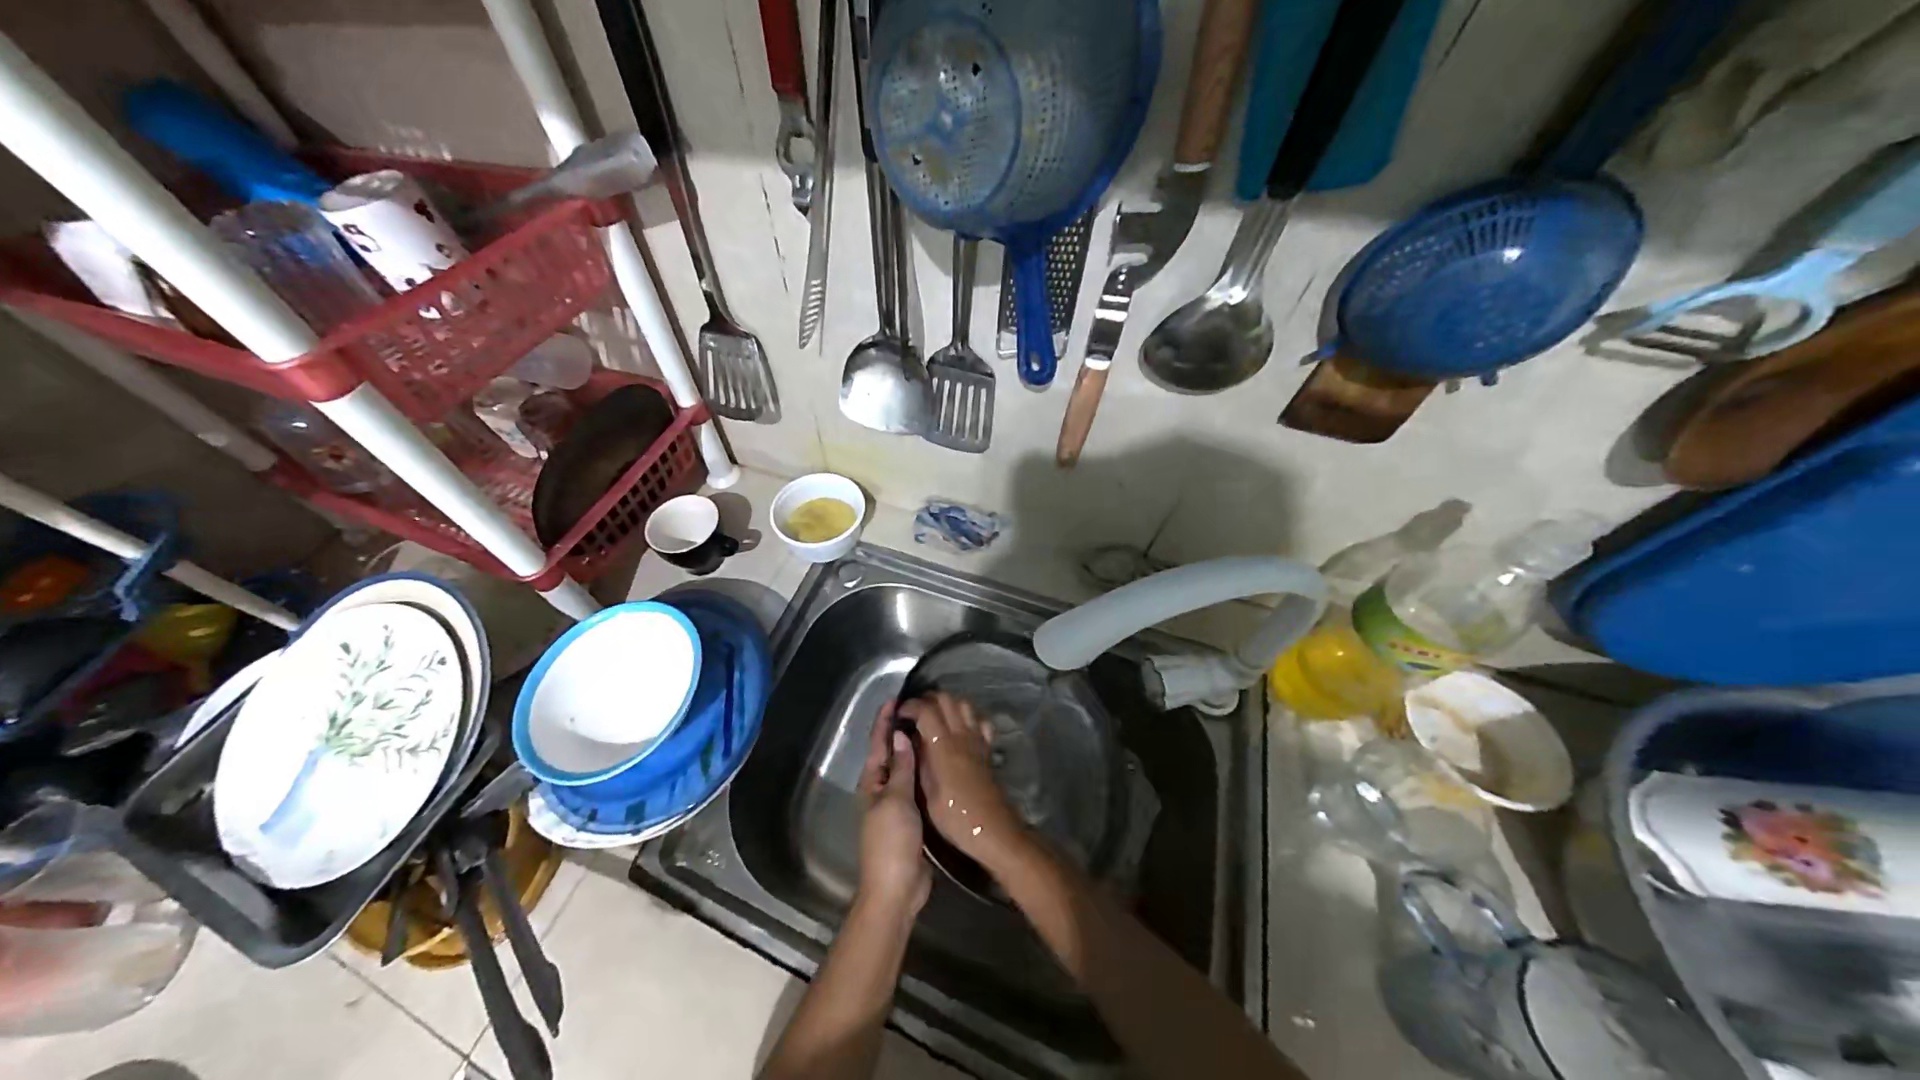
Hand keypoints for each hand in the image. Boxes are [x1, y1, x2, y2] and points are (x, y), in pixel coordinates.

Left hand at [857, 701, 930, 917]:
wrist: (898, 888)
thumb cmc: (891, 842)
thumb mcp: (896, 800)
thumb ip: (901, 768)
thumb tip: (901, 734)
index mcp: (873, 782)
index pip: (878, 743)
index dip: (884, 719)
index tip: (897, 697)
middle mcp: (882, 789)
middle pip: (892, 753)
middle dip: (902, 730)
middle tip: (922, 708)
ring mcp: (897, 803)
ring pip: (906, 768)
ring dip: (916, 749)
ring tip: (934, 728)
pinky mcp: (912, 817)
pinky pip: (918, 785)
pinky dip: (926, 770)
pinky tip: (941, 763)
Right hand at [900, 692, 1030, 873]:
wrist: (993, 830)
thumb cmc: (955, 817)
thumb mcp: (927, 794)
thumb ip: (918, 763)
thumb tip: (908, 741)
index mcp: (943, 746)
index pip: (926, 710)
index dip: (909, 706)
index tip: (898, 714)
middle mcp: (962, 735)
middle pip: (946, 699)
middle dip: (927, 699)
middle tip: (913, 712)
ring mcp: (977, 740)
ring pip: (963, 704)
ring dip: (946, 704)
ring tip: (933, 716)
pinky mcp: (986, 748)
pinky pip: (979, 720)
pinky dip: (967, 716)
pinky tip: (958, 728)